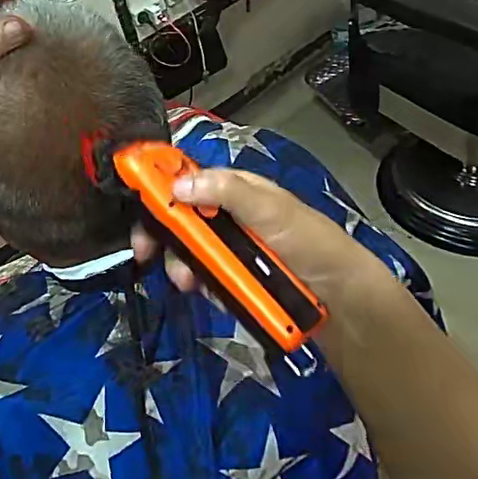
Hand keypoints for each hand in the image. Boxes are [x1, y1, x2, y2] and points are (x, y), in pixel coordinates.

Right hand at [130, 168, 400, 309]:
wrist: (339, 297)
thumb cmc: (310, 243)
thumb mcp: (271, 210)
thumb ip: (227, 192)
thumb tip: (178, 184)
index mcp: (237, 190)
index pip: (189, 180)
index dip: (161, 186)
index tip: (138, 201)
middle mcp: (230, 217)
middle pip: (182, 220)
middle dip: (165, 236)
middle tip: (148, 254)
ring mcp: (232, 250)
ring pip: (190, 253)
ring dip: (182, 266)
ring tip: (189, 282)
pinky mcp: (235, 279)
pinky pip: (206, 278)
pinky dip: (202, 285)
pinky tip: (209, 292)